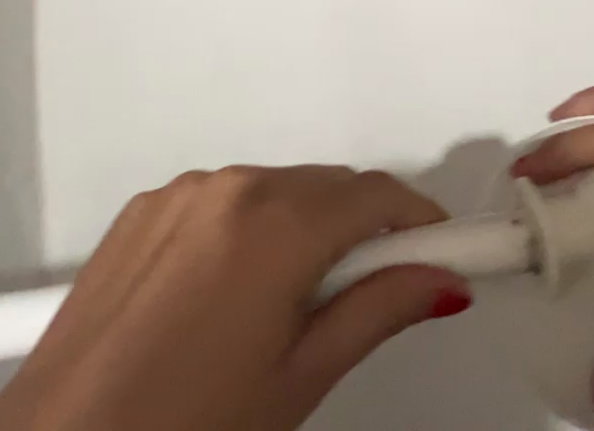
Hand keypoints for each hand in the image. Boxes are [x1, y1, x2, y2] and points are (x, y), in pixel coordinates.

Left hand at [0, 165, 471, 430]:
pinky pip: (227, 198)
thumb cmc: (176, 426)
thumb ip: (377, 311)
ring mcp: (182, 194)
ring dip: (307, 225)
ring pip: (278, 189)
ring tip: (298, 302)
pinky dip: (252, 226)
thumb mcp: (300, 375)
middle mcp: (227, 190)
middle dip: (365, 227)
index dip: (420, 219)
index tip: (445, 247)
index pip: (377, 195)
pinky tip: (240, 288)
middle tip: (382, 285)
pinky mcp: (148, 207)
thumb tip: (436, 283)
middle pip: (329, 186)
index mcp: (273, 226)